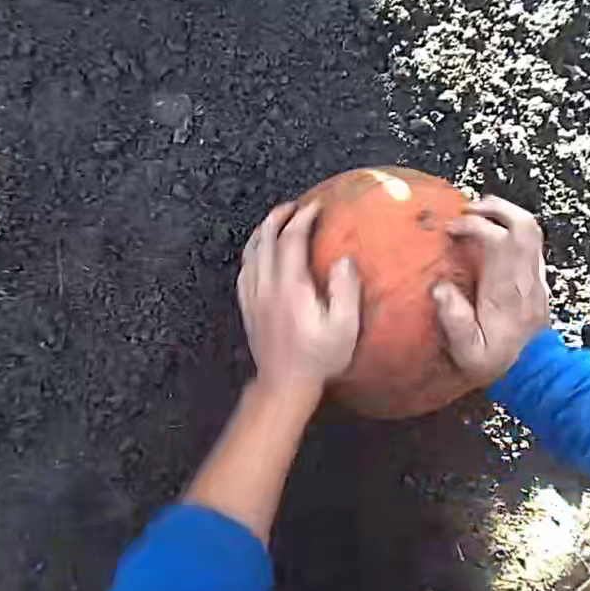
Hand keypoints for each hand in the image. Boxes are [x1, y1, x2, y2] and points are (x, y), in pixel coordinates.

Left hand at [238, 202, 361, 395]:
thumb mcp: (344, 328)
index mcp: (291, 287)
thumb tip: (344, 260)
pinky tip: (259, 253)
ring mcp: (254, 297)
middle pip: (265, 239)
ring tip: (276, 221)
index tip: (316, 206)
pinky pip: (244, 271)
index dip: (303, 218)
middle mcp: (267, 287)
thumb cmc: (318, 358)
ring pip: (250, 252)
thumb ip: (345, 291)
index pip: (291, 240)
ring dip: (262, 231)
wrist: (284, 384)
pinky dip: (251, 254)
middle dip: (278, 216)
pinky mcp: (248, 307)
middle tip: (294, 206)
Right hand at [433, 196, 550, 384]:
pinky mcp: (539, 279)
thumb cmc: (495, 361)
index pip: (497, 240)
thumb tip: (439, 288)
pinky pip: (531, 242)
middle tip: (466, 209)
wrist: (534, 374)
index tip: (450, 230)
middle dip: (493, 208)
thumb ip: (454, 320)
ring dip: (504, 214)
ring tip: (477, 214)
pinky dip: (511, 228)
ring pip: (531, 229)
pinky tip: (492, 235)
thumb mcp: (468, 351)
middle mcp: (526, 278)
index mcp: (506, 290)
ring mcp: (537, 277)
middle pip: (523, 224)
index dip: (472, 226)